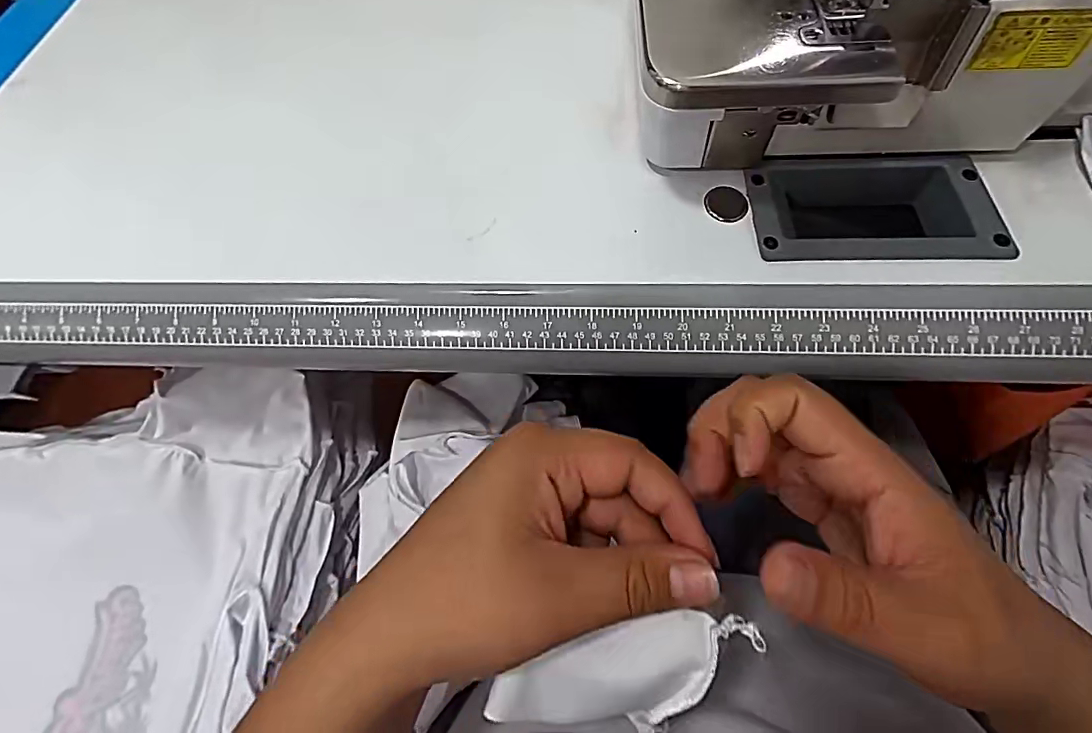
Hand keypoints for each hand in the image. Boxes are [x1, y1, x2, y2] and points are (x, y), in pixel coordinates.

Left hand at [240, 423, 719, 732]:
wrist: (386, 641)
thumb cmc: (465, 602)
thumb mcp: (563, 594)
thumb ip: (642, 581)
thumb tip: (705, 575)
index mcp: (543, 452)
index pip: (631, 461)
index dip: (675, 507)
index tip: (703, 560)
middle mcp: (534, 458)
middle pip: (616, 488)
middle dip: (650, 540)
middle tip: (681, 594)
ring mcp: (522, 489)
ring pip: (597, 515)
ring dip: (625, 558)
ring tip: (642, 605)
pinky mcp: (514, 519)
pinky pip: (573, 532)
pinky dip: (596, 564)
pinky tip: (607, 599)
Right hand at [684, 376, 1091, 732]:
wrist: (1020, 663)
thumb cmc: (983, 636)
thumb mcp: (917, 627)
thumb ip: (842, 599)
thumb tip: (767, 568)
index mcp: (871, 469)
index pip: (799, 402)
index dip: (754, 417)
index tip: (736, 469)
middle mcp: (846, 463)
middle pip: (771, 405)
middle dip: (724, 424)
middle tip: (699, 477)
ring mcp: (834, 482)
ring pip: (764, 433)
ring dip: (723, 447)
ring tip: (700, 491)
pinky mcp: (824, 507)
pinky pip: (768, 471)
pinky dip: (734, 475)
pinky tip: (720, 498)